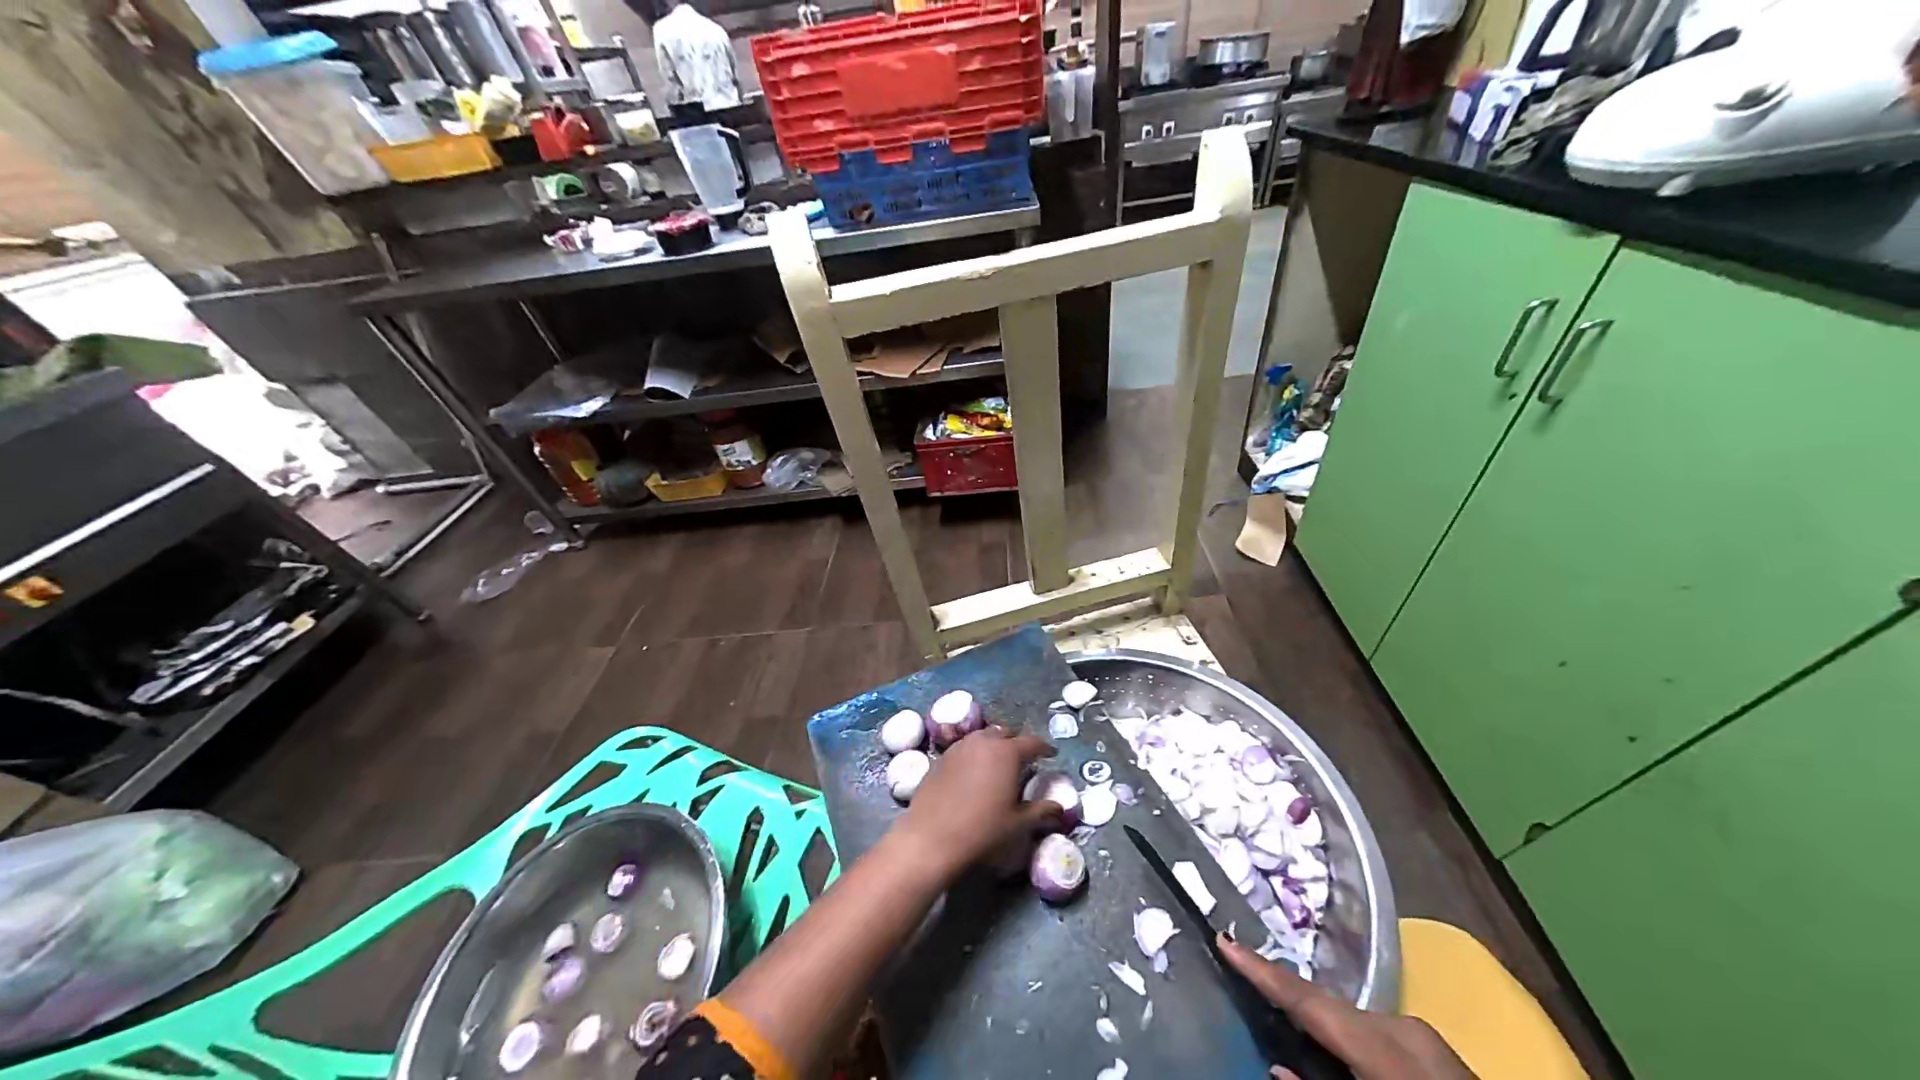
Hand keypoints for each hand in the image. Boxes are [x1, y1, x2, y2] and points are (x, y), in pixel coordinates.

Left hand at [885, 726, 1064, 882]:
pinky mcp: (940, 759)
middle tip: (1023, 759)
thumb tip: (1059, 808)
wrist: (931, 839)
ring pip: (981, 738)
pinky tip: (973, 773)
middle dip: (1017, 742)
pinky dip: (973, 755)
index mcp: (1007, 753)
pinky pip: (963, 749)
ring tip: (997, 763)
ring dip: (993, 745)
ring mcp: (958, 748)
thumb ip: (1042, 811)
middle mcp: (982, 742)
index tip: (1051, 755)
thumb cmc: (982, 831)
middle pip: (1005, 733)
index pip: (1032, 742)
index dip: (1045, 748)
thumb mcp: (1019, 824)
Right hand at [1219, 934, 1476, 1079]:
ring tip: (1279, 1012)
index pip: (1309, 999)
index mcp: (1386, 1041)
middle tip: (1241, 974)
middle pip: (1328, 1005)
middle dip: (1285, 994)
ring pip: (1351, 1019)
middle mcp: (1403, 1025)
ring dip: (1317, 1021)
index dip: (1262, 970)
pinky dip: (1345, 1037)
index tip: (1224, 939)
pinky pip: (1374, 1033)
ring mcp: (1424, 1037)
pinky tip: (1331, 1048)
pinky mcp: (1437, 1053)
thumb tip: (1277, 1068)